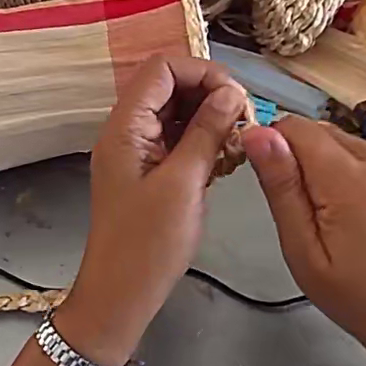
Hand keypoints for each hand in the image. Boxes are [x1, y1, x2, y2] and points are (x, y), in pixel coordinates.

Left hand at [58, 57, 249, 364]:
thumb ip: (207, 132)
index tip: (236, 97)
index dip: (202, 73)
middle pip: (170, 88)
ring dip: (210, 120)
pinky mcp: (150, 172)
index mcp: (125, 127)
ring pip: (176, 115)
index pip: (162, 69)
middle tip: (244, 121)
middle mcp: (127, 131)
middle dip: (210, 95)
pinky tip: (226, 161)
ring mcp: (138, 152)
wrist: (121, 296)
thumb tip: (231, 91)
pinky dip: (203, 143)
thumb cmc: (148, 243)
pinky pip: (178, 141)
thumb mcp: (184, 183)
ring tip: (238, 143)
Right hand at [242, 117, 365, 352]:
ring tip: (325, 213)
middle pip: (317, 131)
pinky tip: (345, 207)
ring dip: (318, 164)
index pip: (297, 130)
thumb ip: (281, 186)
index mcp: (355, 184)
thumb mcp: (303, 249)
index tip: (272, 184)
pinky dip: (340, 169)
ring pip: (335, 138)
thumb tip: (256, 133)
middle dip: (297, 159)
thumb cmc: (354, 295)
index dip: (273, 148)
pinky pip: (355, 150)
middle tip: (300, 210)